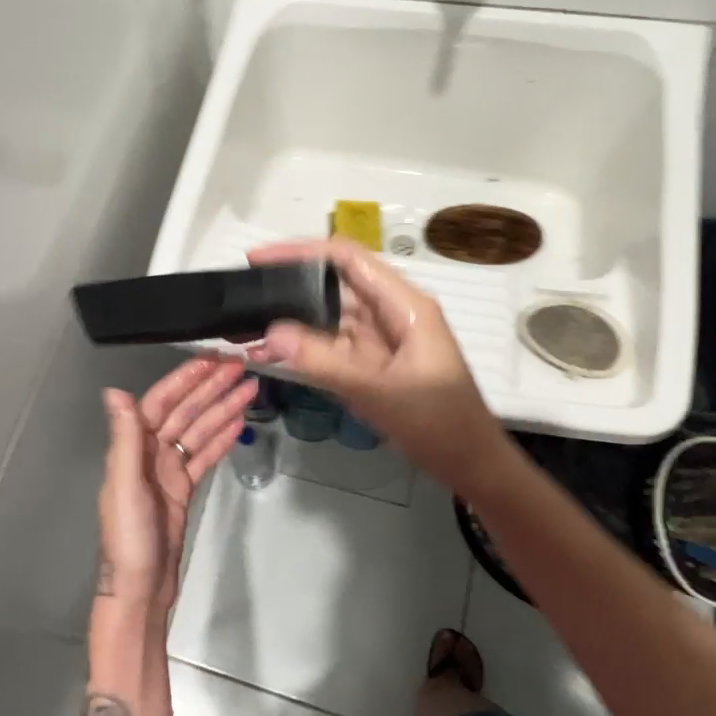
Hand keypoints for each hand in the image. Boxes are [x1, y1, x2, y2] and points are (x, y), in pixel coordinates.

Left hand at [98, 356, 256, 610]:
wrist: (140, 591)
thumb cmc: (130, 540)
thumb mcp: (125, 487)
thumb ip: (125, 439)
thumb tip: (116, 392)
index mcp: (132, 448)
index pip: (161, 402)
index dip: (185, 380)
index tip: (211, 361)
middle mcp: (148, 454)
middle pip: (183, 412)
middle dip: (210, 388)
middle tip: (241, 368)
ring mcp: (166, 472)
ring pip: (197, 431)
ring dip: (221, 409)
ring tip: (250, 389)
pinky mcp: (182, 490)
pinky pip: (203, 456)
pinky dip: (220, 439)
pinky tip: (239, 423)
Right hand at [245, 238, 514, 492]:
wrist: (471, 463)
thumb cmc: (438, 422)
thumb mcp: (378, 391)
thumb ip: (323, 362)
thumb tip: (271, 333)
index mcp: (404, 305)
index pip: (347, 260)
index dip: (301, 253)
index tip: (258, 260)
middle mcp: (392, 313)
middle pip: (334, 286)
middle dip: (288, 289)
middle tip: (244, 298)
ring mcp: (382, 339)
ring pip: (328, 319)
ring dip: (291, 324)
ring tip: (247, 331)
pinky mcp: (374, 364)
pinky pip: (332, 348)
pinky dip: (303, 350)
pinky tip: (271, 356)